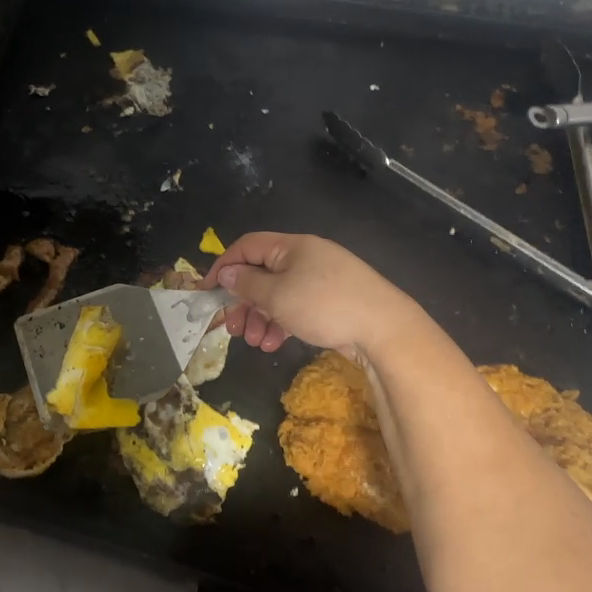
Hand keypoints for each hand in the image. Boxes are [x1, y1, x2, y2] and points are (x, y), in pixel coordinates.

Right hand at [199, 232, 426, 358]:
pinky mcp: (329, 302)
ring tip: (255, 342)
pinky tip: (275, 344)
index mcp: (292, 247)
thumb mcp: (276, 295)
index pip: (247, 247)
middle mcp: (305, 259)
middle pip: (260, 275)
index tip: (207, 292)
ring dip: (259, 318)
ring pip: (276, 295)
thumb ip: (246, 283)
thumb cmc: (323, 305)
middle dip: (242, 302)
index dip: (223, 267)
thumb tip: (227, 273)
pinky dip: (281, 324)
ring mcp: (319, 281)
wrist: (384, 329)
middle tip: (231, 327)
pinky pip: (294, 308)